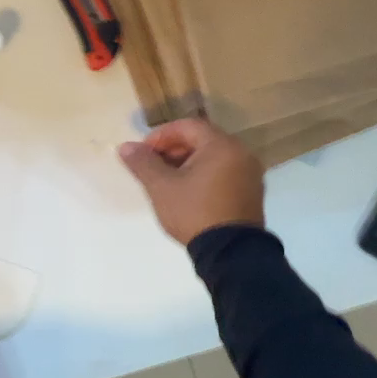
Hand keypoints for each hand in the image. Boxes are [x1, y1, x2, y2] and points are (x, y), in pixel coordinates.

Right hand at [118, 118, 265, 244]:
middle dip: (172, 149)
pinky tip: (187, 193)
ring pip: (212, 157)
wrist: (230, 251)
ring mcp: (249, 173)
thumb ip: (142, 163)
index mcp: (221, 146)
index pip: (187, 126)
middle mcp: (241, 153)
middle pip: (201, 139)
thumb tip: (125, 146)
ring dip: (186, 162)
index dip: (160, 136)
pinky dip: (202, 174)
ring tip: (166, 181)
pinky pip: (223, 172)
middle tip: (151, 167)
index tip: (142, 153)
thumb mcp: (161, 187)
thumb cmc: (193, 212)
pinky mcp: (250, 191)